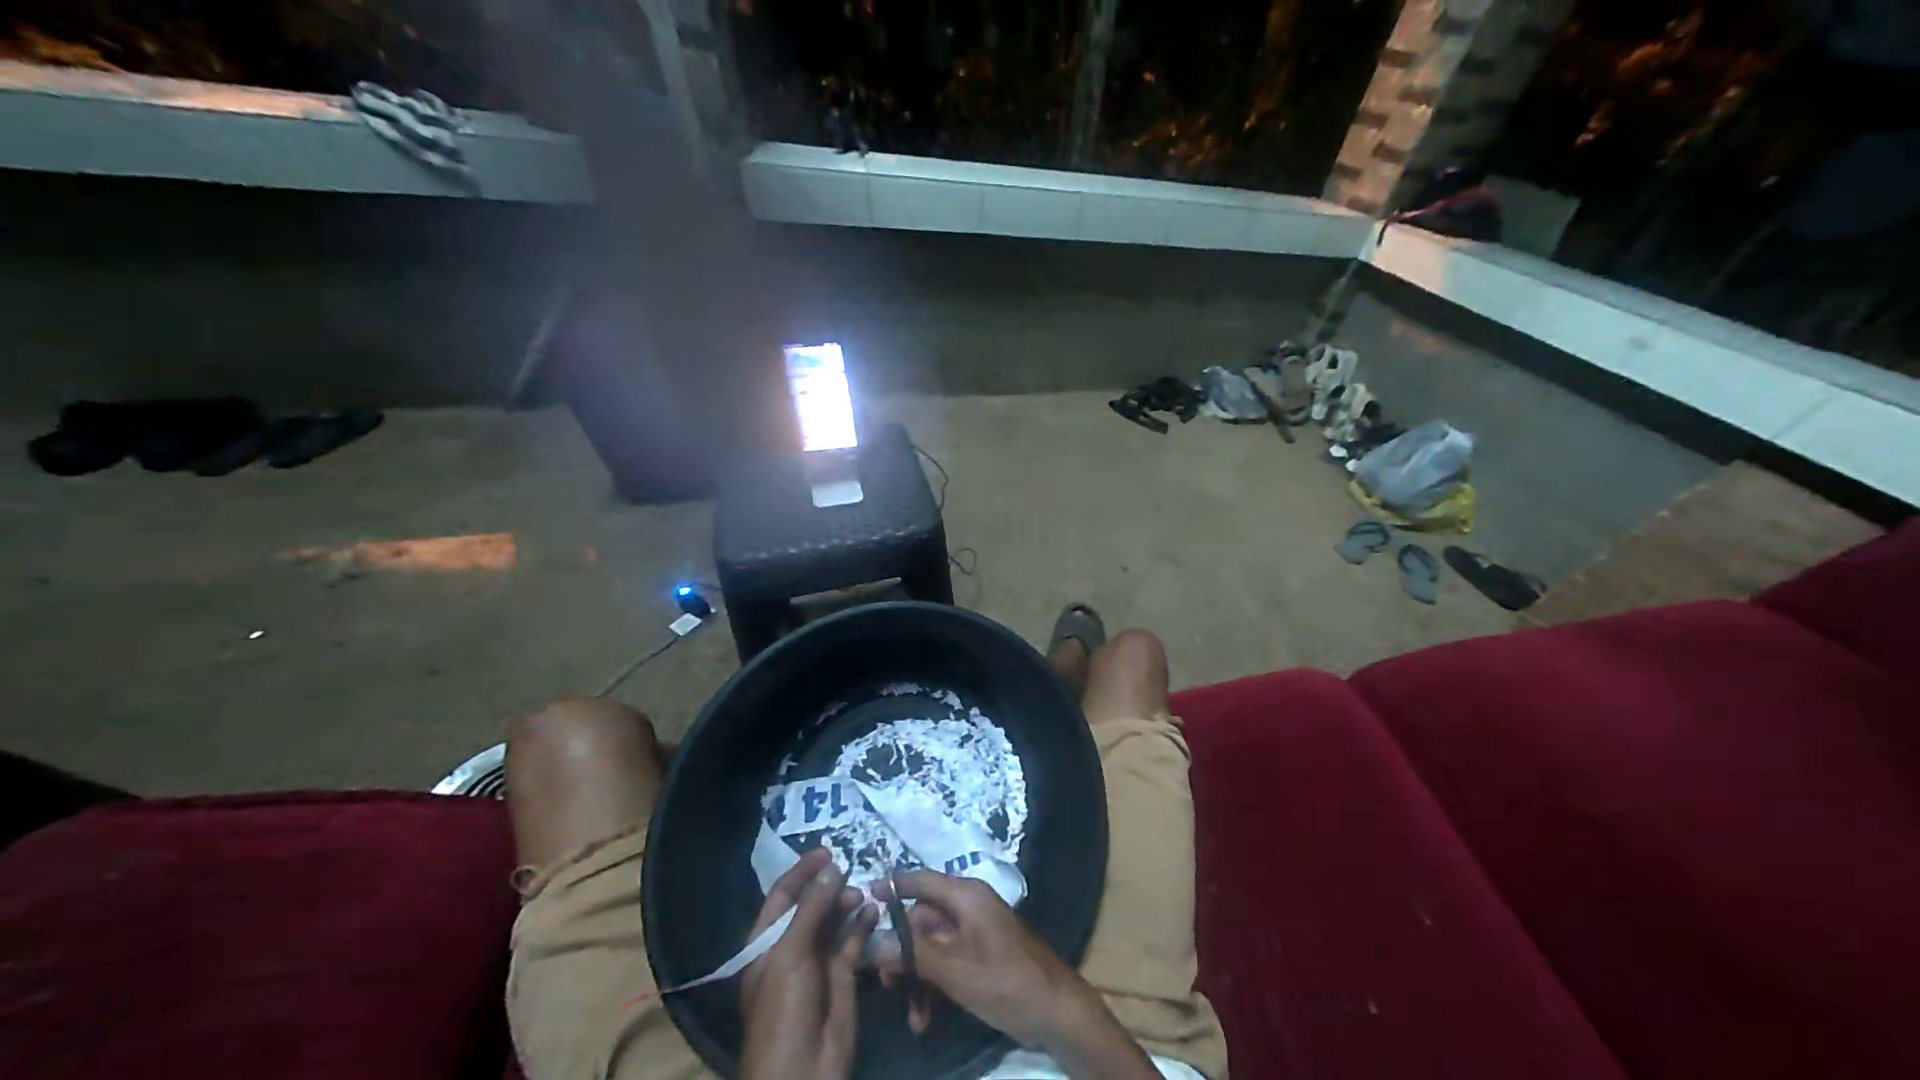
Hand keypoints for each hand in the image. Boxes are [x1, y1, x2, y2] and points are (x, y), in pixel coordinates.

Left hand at [739, 848, 877, 1079]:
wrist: (801, 1074)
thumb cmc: (783, 1010)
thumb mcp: (790, 954)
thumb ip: (812, 909)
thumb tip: (833, 868)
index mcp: (766, 942)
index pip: (783, 895)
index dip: (802, 872)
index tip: (826, 851)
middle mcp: (791, 948)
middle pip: (811, 905)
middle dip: (829, 886)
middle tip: (852, 869)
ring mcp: (818, 963)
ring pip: (834, 921)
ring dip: (848, 902)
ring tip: (863, 891)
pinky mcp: (842, 977)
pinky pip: (852, 943)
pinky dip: (863, 925)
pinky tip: (874, 911)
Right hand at [880, 870, 1153, 1079]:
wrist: (1056, 1012)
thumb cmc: (1004, 980)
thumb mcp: (953, 969)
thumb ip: (910, 953)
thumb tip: (870, 941)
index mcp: (965, 895)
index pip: (920, 880)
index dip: (891, 887)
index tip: (863, 898)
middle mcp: (969, 906)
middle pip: (922, 918)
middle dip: (902, 952)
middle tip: (882, 981)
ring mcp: (976, 933)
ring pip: (932, 946)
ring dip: (918, 977)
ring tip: (911, 1013)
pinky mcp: (981, 957)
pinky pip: (948, 962)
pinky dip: (934, 985)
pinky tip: (925, 1017)